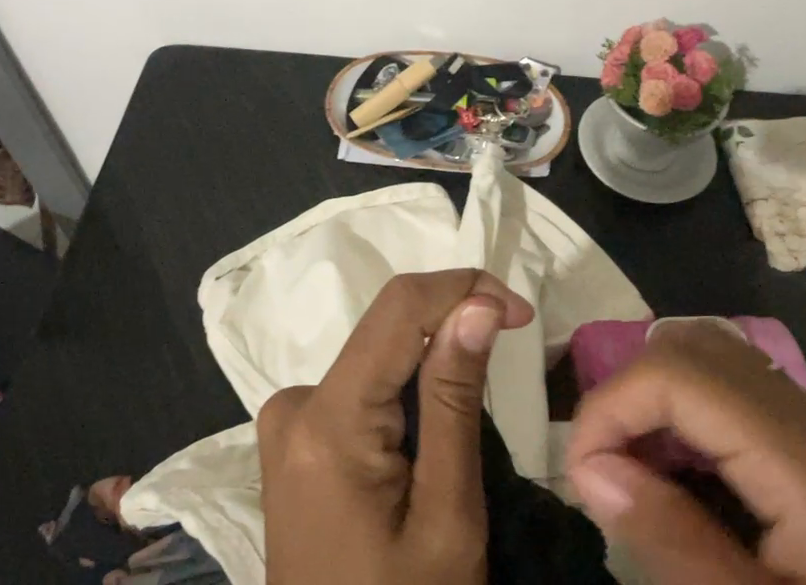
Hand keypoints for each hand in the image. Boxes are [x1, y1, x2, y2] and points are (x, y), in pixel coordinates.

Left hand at [257, 270, 535, 584]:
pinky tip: (426, 444)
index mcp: (325, 420)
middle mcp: (291, 403)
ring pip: (376, 360)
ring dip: (429, 370)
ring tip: (463, 433)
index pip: (397, 308)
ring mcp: (284, 421)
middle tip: (505, 372)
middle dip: (452, 332)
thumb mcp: (446, 516)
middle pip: (385, 333)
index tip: (521, 312)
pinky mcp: (292, 438)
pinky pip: (359, 389)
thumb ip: (455, 401)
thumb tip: (478, 304)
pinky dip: (403, 397)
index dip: (464, 289)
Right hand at [565, 320, 805, 584]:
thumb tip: (591, 470)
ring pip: (712, 359)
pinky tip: (676, 476)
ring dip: (653, 401)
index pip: (676, 373)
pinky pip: (735, 393)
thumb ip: (673, 543)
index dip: (609, 408)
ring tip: (629, 474)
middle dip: (626, 396)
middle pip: (691, 347)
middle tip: (600, 473)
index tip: (580, 477)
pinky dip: (685, 414)